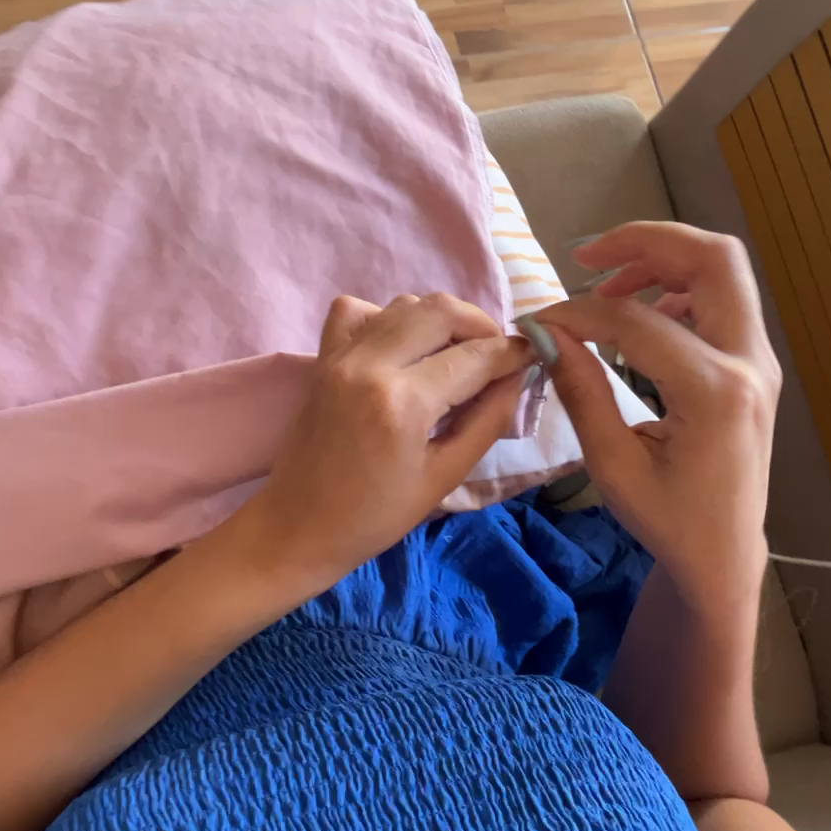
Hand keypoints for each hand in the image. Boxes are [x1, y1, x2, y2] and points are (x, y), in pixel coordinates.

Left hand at [228, 293, 535, 591]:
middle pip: (441, 310)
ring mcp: (340, 356)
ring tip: (455, 356)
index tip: (532, 356)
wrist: (298, 526)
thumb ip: (488, 420)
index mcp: (403, 402)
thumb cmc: (375, 516)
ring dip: (440, 320)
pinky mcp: (322, 358)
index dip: (512, 353)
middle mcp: (370, 364)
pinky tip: (400, 349)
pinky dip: (387, 317)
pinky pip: (357, 310)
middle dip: (481, 326)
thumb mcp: (444, 476)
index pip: (475, 355)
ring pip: (404, 304)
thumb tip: (516, 375)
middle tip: (496, 355)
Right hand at [531, 222, 780, 613]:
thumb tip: (547, 335)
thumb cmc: (665, 518)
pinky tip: (641, 314)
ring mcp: (759, 360)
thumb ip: (581, 391)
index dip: (577, 313)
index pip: (635, 323)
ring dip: (664, 260)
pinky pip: (723, 299)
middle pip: (713, 259)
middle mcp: (750, 364)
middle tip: (586, 256)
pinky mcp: (753, 364)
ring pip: (723, 271)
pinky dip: (678, 287)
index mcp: (713, 394)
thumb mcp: (611, 464)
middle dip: (645, 242)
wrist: (722, 551)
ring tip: (607, 283)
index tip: (538, 322)